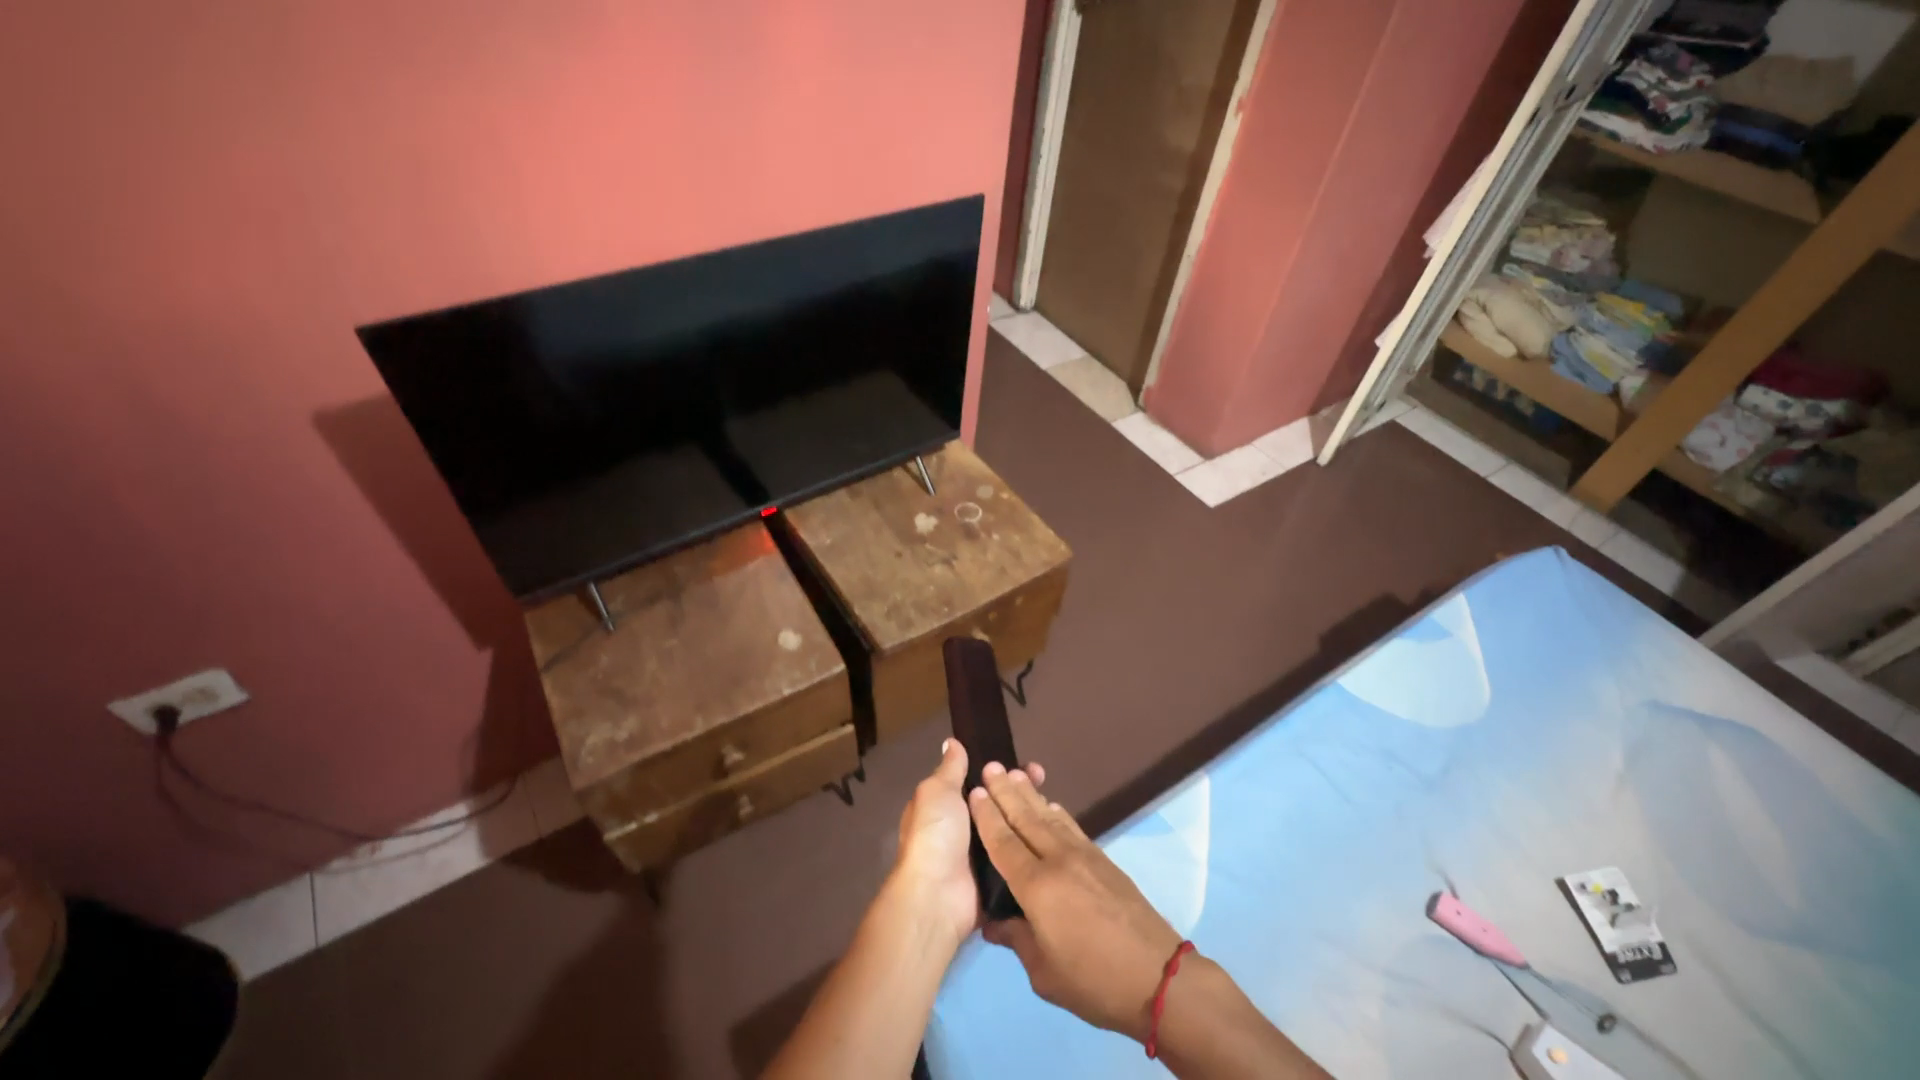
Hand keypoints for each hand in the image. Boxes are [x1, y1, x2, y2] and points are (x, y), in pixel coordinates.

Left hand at [894, 740, 1045, 945]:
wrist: (938, 895)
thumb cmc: (935, 836)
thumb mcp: (937, 792)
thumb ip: (950, 769)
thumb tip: (952, 742)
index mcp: (946, 808)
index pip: (978, 782)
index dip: (1000, 771)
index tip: (1024, 762)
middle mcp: (964, 829)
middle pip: (998, 803)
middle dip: (1019, 790)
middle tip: (1043, 777)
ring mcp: (983, 855)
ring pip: (1011, 828)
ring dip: (1030, 815)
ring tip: (1052, 801)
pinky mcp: (998, 877)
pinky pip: (1018, 855)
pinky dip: (1032, 845)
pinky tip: (1054, 832)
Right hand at [969, 762, 1181, 1042]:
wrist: (1159, 978)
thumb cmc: (1094, 982)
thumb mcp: (1044, 973)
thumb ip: (1017, 941)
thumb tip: (995, 925)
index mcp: (1037, 888)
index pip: (1003, 843)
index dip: (987, 817)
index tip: (974, 792)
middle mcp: (1058, 862)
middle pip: (1026, 819)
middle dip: (1006, 792)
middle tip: (990, 767)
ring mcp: (1085, 858)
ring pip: (1051, 817)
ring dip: (1031, 794)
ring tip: (1015, 774)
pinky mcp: (1104, 862)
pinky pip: (1072, 828)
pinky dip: (1056, 812)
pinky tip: (1050, 805)